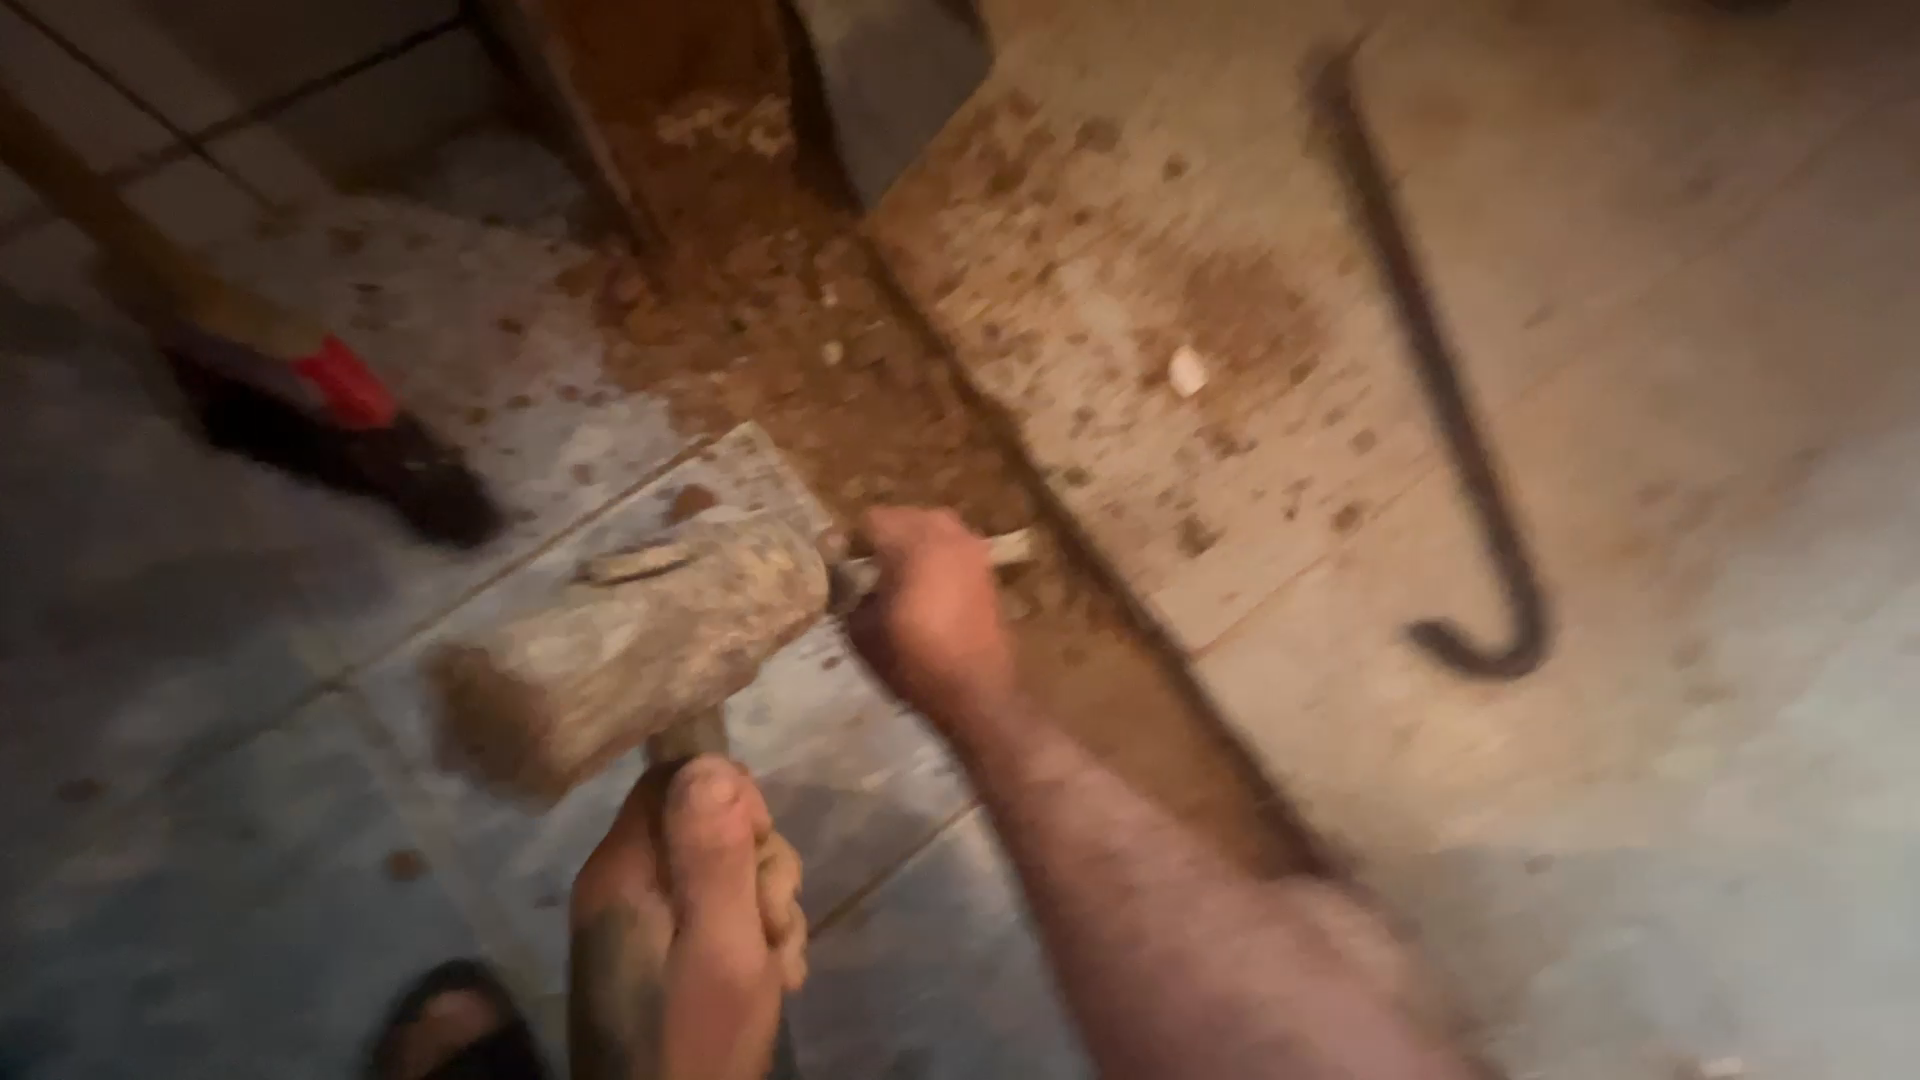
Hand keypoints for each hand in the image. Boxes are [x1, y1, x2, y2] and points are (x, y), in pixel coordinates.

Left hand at [570, 757, 804, 1079]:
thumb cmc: (695, 1041)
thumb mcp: (719, 944)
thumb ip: (713, 855)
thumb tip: (708, 763)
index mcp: (623, 872)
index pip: (673, 780)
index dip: (728, 795)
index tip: (759, 841)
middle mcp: (628, 884)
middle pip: (710, 822)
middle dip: (760, 861)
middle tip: (771, 917)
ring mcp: (649, 918)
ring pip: (728, 865)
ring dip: (769, 901)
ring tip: (775, 958)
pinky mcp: (669, 947)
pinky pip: (726, 906)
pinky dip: (759, 931)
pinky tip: (774, 972)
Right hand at [847, 506, 1018, 732]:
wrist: (978, 692)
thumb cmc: (916, 663)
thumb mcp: (862, 633)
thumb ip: (848, 594)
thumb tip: (847, 578)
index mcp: (914, 544)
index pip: (871, 520)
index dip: (851, 541)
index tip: (841, 565)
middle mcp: (947, 535)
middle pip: (904, 516)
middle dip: (883, 536)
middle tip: (866, 568)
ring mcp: (973, 550)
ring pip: (932, 526)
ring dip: (912, 541)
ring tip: (896, 574)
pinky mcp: (987, 568)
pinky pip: (953, 545)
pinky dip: (936, 554)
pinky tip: (924, 585)